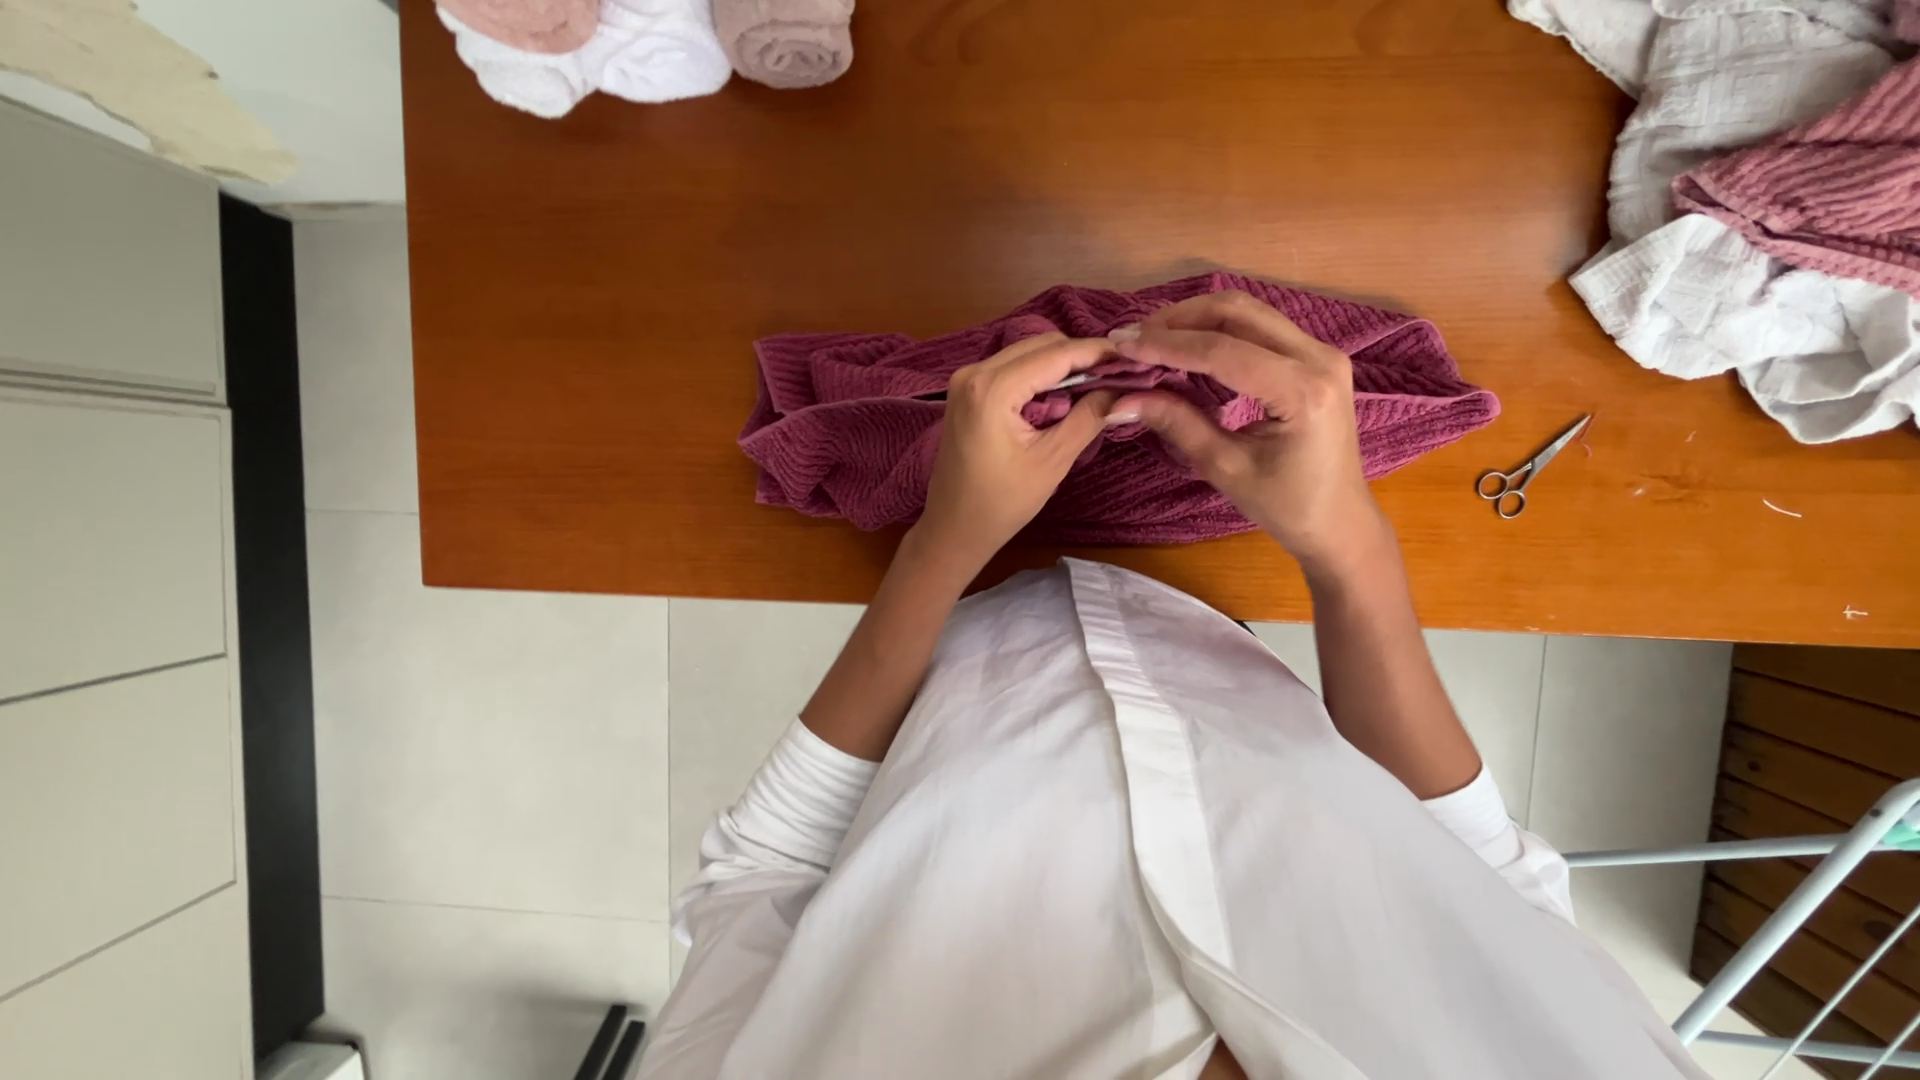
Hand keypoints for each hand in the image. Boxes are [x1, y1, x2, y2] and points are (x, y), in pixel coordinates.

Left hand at [915, 333, 1116, 568]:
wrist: (954, 527)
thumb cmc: (1001, 503)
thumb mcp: (1053, 461)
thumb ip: (1088, 417)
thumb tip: (1121, 388)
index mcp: (992, 388)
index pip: (1056, 354)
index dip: (1098, 353)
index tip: (1135, 359)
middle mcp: (974, 372)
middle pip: (1041, 345)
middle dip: (1081, 357)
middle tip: (1119, 375)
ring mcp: (967, 378)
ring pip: (1027, 353)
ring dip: (1062, 365)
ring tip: (1098, 385)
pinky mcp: (967, 390)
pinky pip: (1013, 368)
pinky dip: (1041, 375)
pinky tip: (1065, 394)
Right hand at [1107, 290, 1384, 571]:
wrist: (1338, 521)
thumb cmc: (1286, 506)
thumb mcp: (1224, 467)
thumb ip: (1176, 423)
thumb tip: (1121, 400)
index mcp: (1302, 392)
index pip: (1222, 351)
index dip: (1167, 345)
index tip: (1122, 346)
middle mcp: (1319, 358)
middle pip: (1237, 312)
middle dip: (1178, 319)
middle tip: (1132, 338)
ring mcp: (1322, 352)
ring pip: (1248, 312)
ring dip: (1196, 319)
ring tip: (1151, 338)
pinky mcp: (1315, 356)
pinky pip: (1259, 326)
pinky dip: (1217, 330)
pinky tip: (1186, 346)